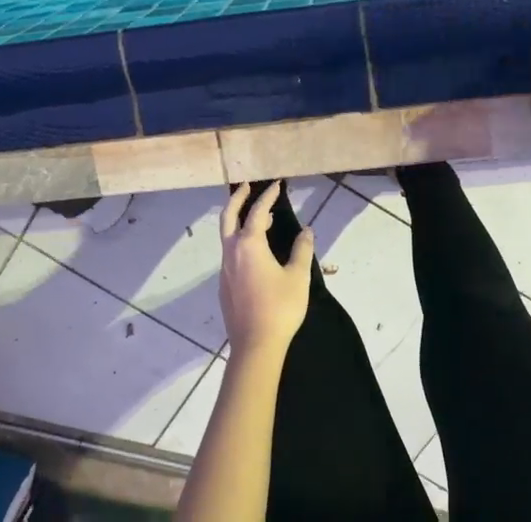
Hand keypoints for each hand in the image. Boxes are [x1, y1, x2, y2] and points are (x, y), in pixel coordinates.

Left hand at [218, 183, 313, 359]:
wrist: (255, 346)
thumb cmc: (280, 307)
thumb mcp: (298, 276)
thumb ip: (302, 250)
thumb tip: (306, 231)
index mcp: (249, 245)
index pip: (258, 212)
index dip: (268, 196)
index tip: (277, 184)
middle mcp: (231, 252)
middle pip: (228, 216)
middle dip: (237, 199)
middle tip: (247, 186)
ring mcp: (224, 270)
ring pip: (227, 236)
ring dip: (238, 221)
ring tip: (259, 218)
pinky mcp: (224, 286)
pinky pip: (230, 254)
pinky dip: (239, 241)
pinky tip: (255, 252)